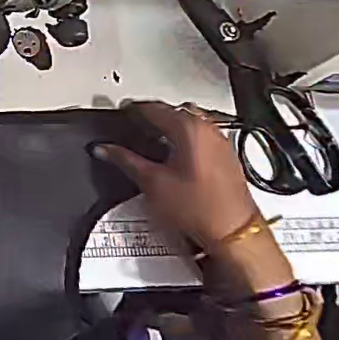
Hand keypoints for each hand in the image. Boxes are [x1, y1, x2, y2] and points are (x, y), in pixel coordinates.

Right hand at [94, 102, 289, 285]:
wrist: (233, 232)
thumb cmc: (201, 210)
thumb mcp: (152, 183)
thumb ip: (125, 160)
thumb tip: (105, 149)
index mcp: (188, 128)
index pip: (153, 108)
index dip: (133, 109)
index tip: (122, 111)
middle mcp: (207, 128)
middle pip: (172, 110)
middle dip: (151, 116)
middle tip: (134, 123)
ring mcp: (219, 140)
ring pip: (188, 120)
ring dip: (169, 125)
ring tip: (152, 137)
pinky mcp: (225, 153)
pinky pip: (200, 133)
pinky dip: (184, 136)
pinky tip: (174, 152)